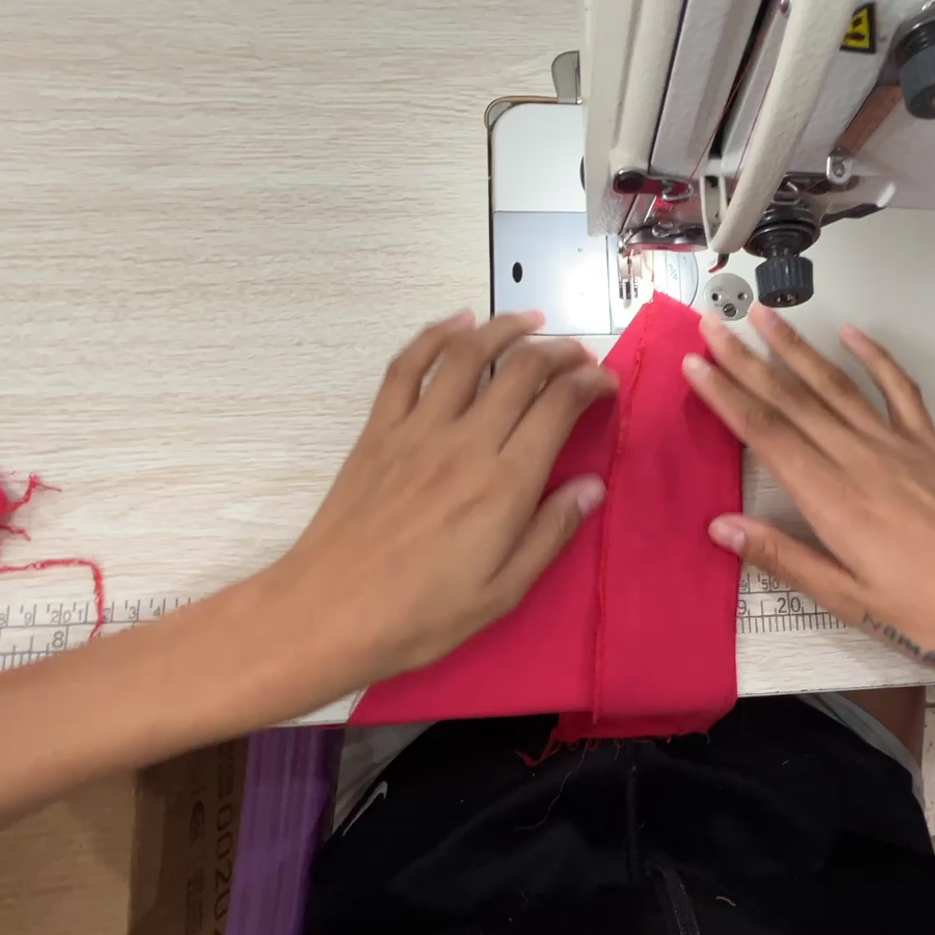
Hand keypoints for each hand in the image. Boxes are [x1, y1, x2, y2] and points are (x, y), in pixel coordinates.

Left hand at [256, 310, 614, 684]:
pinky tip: (458, 321)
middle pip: (522, 371)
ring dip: (505, 328)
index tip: (606, 384)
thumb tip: (593, 486)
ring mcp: (418, 429)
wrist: (328, 613)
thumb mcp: (504, 591)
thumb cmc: (423, 613)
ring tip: (532, 321)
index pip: (559, 406)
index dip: (591, 383)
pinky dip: (435, 334)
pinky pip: (407, 366)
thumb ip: (552, 532)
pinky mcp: (379, 429)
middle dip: (561, 352)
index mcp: (505, 483)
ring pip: (468, 354)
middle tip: (580, 357)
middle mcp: (466, 442)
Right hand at [681, 306, 934, 677]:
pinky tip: (852, 333)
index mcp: (832, 498)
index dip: (725, 396)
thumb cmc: (927, 615)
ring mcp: (897, 447)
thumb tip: (719, 526)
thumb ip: (782, 557)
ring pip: (835, 386)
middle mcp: (859, 459)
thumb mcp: (847, 599)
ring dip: (796, 349)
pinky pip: (899, 392)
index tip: (695, 364)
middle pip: (792, 399)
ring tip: (764, 317)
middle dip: (746, 359)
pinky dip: (875, 358)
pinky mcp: (928, 447)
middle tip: (712, 324)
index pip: (766, 433)